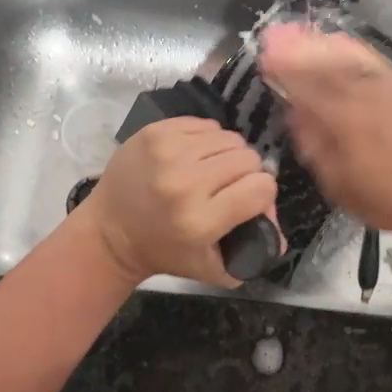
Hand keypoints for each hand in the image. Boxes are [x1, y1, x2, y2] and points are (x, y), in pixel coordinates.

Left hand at [80, 117, 277, 287]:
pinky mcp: (155, 133)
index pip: (260, 188)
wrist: (110, 231)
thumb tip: (281, 237)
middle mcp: (184, 183)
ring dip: (227, 154)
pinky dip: (206, 139)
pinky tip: (195, 156)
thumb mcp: (211, 267)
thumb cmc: (165, 251)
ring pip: (228, 138)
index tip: (250, 201)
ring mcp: (168, 153)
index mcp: (200, 220)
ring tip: (213, 170)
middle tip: (230, 186)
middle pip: (248, 159)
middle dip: (247, 173)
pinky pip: (205, 125)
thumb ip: (252, 254)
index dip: (262, 194)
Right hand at [257, 22, 391, 237]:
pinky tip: (337, 42)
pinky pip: (372, 61)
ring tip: (299, 33)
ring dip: (321, 43)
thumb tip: (295, 113)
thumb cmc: (385, 199)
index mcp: (346, 121)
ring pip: (349, 56)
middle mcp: (367, 96)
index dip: (285, 69)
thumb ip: (314, 144)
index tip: (265, 56)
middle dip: (299, 47)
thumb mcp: (338, 182)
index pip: (308, 86)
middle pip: (327, 63)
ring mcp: (389, 89)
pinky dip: (350, 48)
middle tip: (276, 35)